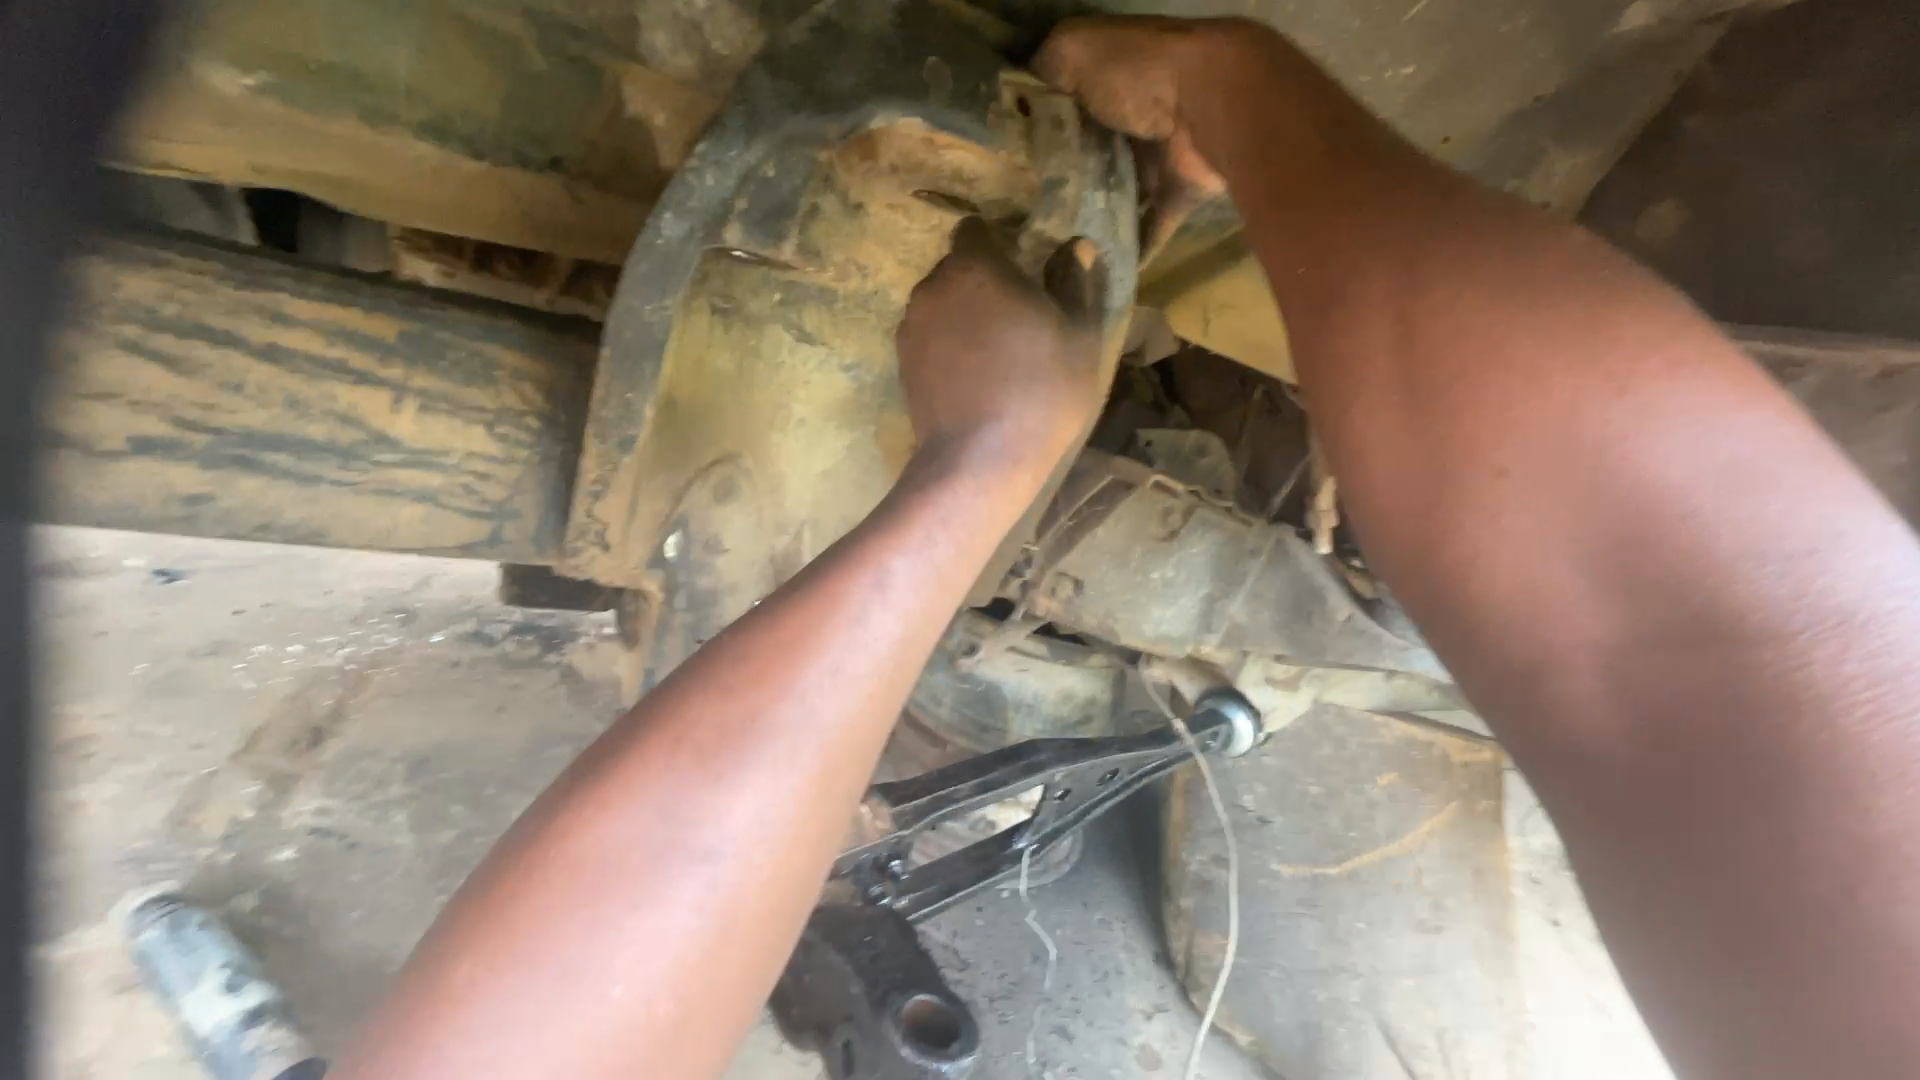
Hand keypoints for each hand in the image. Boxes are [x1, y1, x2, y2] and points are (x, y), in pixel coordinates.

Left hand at [895, 217, 1102, 483]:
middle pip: (956, 269)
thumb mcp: (1079, 336)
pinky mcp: (901, 364)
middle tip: (1015, 319)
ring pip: (940, 305)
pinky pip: (928, 339)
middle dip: (981, 283)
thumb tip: (1076, 247)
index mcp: (976, 266)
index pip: (977, 229)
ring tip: (991, 355)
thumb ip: (1074, 283)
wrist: (980, 460)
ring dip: (962, 316)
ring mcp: (911, 327)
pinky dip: (945, 347)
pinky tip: (969, 378)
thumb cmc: (1040, 391)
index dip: (999, 244)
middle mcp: (933, 287)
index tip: (1021, 270)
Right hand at [1034, 17, 1244, 251]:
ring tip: (1052, 252)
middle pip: (1086, 161)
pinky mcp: (1176, 193)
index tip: (1003, 173)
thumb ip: (1044, 69)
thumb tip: (1016, 101)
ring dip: (1091, 222)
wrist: (1208, 103)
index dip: (1034, 140)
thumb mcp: (1075, 51)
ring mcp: (1154, 160)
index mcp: (1103, 83)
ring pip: (1115, 197)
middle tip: (1022, 221)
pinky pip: (1151, 228)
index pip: (1060, 114)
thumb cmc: (1137, 73)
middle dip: (1059, 188)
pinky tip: (1098, 272)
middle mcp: (1128, 121)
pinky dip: (1133, 251)